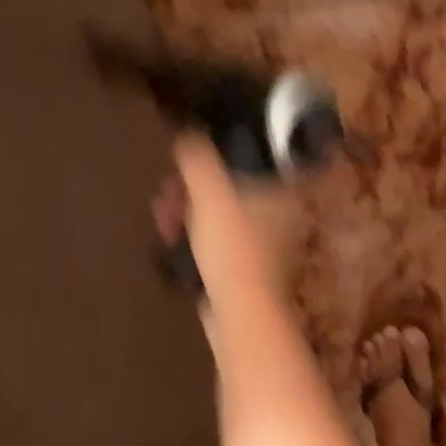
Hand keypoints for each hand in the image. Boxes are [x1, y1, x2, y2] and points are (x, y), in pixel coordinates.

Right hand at [152, 134, 306, 310]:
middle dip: (193, 189)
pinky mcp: (247, 274)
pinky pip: (218, 246)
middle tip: (165, 193)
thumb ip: (198, 158)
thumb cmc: (233, 247)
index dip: (217, 157)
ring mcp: (265, 249)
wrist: (241, 313)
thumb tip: (188, 133)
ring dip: (189, 214)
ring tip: (162, 218)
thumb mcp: (211, 192)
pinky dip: (195, 240)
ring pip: (223, 219)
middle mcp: (281, 219)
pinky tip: (171, 241)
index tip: (187, 160)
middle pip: (232, 191)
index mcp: (284, 194)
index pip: (252, 162)